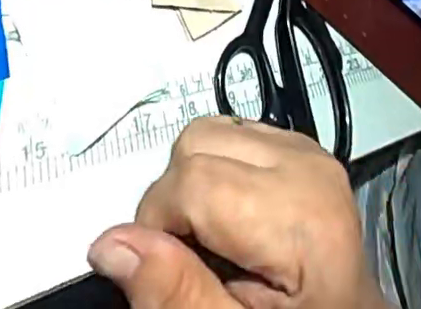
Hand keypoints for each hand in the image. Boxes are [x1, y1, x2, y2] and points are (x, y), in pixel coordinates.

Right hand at [88, 117, 383, 308]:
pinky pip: (237, 133)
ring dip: (193, 178)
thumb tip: (112, 244)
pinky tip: (231, 219)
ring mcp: (308, 150)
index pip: (194, 178)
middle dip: (171, 196)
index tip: (161, 271)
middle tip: (186, 258)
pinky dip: (217, 169)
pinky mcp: (303, 147)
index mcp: (299, 215)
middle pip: (200, 140)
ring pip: (214, 129)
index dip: (156, 224)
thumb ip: (177, 294)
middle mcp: (308, 166)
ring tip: (209, 240)